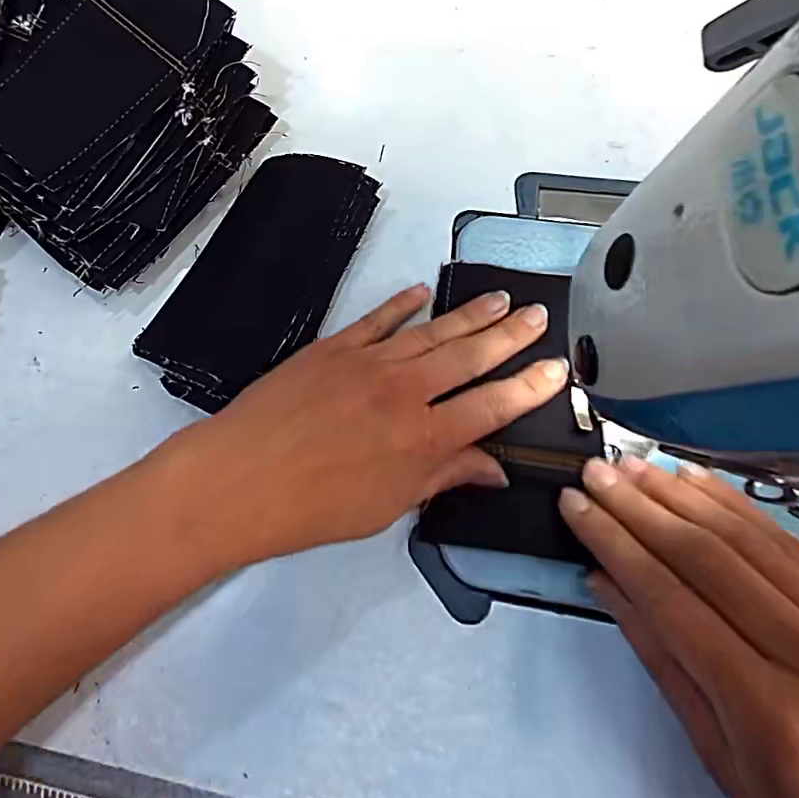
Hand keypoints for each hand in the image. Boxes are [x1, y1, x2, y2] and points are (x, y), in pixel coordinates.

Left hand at [157, 283, 568, 566]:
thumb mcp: (388, 506)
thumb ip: (444, 479)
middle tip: (538, 315)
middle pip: (470, 356)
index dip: (529, 387)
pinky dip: (402, 303)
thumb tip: (493, 469)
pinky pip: (378, 319)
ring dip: (469, 314)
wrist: (241, 478)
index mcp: (423, 438)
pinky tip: (422, 291)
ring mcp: (370, 362)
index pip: (492, 406)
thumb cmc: (316, 506)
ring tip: (500, 299)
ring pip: (432, 332)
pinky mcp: (336, 346)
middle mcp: (406, 392)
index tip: (557, 369)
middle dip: (510, 335)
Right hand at [560, 457, 798, 797]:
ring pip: (750, 541)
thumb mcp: (730, 770)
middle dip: (639, 507)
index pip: (672, 601)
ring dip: (682, 496)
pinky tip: (701, 483)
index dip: (615, 544)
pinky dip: (738, 508)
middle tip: (597, 474)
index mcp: (778, 719)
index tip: (580, 510)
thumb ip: (668, 669)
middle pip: (708, 558)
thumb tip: (613, 588)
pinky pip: (795, 550)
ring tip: (636, 468)